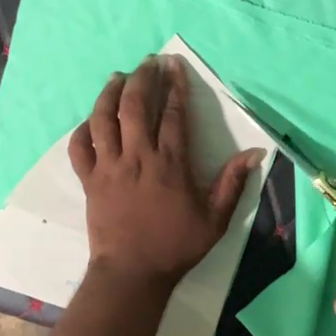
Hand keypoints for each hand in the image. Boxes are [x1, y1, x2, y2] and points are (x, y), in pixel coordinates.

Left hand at [68, 56, 264, 292]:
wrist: (132, 273)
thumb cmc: (176, 245)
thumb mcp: (215, 219)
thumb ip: (233, 183)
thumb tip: (256, 152)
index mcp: (170, 164)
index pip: (173, 115)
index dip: (175, 87)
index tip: (175, 67)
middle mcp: (138, 157)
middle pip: (135, 106)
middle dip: (142, 78)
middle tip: (148, 62)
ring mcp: (109, 167)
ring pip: (104, 119)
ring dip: (109, 93)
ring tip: (118, 77)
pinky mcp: (89, 180)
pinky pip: (80, 148)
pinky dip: (82, 130)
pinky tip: (90, 120)